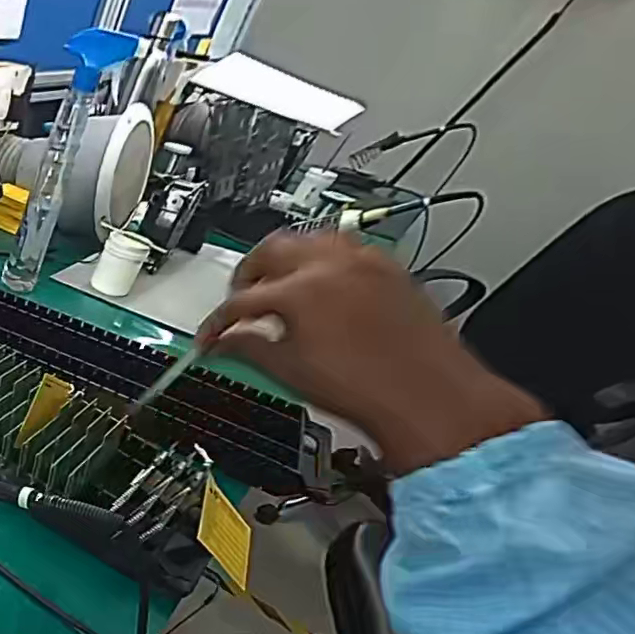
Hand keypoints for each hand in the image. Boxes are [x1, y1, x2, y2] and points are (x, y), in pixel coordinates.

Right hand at [197, 231, 545, 472]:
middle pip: (271, 251)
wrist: (424, 395)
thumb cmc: (365, 386)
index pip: (240, 301)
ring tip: (274, 288)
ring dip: (284, 260)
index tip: (210, 337)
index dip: (216, 323)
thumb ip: (248, 347)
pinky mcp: (388, 269)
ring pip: (310, 239)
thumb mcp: (287, 369)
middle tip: (236, 304)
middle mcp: (333, 265)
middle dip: (245, 277)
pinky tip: (315, 289)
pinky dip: (320, 262)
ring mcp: (364, 262)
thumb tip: (226, 341)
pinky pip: (345, 249)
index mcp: (301, 290)